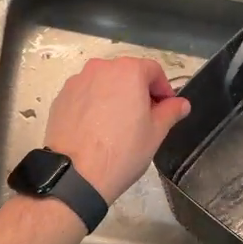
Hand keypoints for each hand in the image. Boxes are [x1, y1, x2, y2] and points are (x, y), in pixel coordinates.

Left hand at [44, 57, 191, 201]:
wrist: (76, 175)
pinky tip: (97, 130)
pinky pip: (85, 96)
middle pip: (127, 74)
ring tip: (118, 125)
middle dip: (139, 92)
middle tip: (144, 118)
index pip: (153, 70)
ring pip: (104, 84)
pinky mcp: (60, 98)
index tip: (167, 109)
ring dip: (115, 97)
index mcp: (128, 71)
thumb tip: (181, 104)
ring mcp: (77, 82)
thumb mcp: (156, 133)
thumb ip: (170, 112)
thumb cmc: (123, 151)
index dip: (163, 89)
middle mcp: (100, 68)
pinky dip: (94, 105)